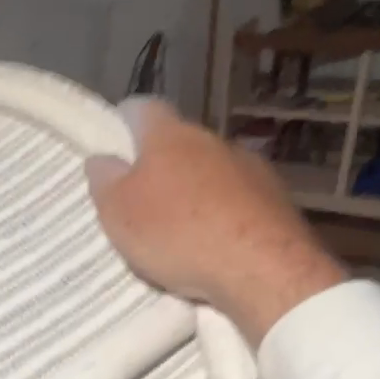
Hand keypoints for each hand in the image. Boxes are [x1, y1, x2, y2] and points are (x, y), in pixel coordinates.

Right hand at [86, 98, 344, 344]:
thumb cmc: (177, 233)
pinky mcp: (277, 199)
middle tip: (140, 197)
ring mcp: (251, 167)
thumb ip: (105, 180)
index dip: (124, 121)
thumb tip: (102, 158)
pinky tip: (215, 242)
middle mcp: (213, 140)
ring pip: (211, 169)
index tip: (113, 142)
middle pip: (179, 142)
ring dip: (194, 189)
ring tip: (180, 228)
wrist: (263, 270)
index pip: (143, 108)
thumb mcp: (118, 212)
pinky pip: (238, 198)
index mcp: (169, 136)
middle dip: (160, 163)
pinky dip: (223, 212)